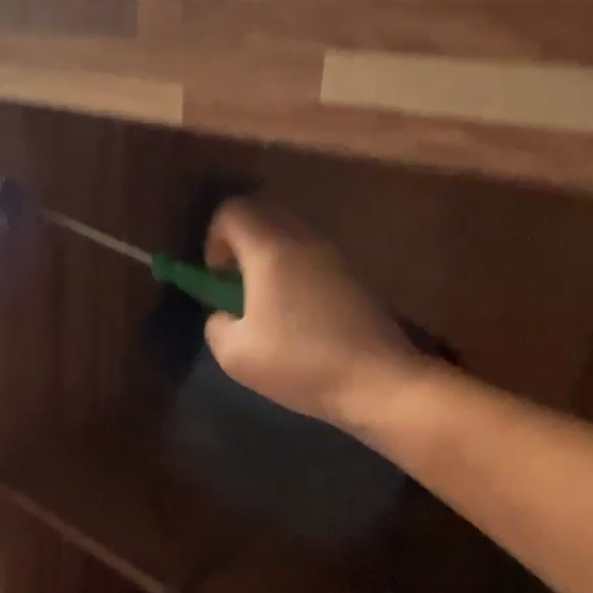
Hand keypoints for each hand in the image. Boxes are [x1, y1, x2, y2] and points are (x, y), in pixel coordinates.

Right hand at [203, 199, 426, 433]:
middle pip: (263, 215)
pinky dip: (294, 273)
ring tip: (265, 304)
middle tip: (235, 284)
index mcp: (270, 250)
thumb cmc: (299, 363)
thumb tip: (225, 316)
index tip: (216, 276)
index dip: (213, 238)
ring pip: (290, 235)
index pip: (233, 211)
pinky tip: (296, 317)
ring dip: (269, 259)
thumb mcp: (235, 355)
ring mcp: (334, 256)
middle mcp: (303, 241)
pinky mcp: (354, 276)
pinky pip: (312, 257)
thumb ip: (216, 326)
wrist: (379, 382)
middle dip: (240, 243)